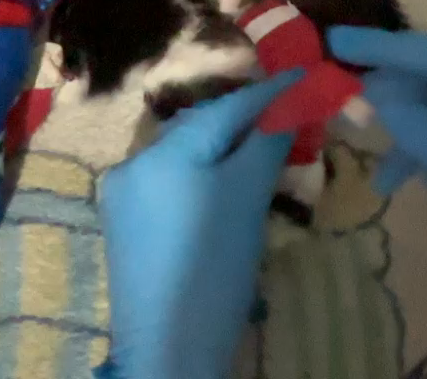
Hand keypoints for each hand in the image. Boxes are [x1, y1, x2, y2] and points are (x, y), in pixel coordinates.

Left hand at [99, 71, 299, 378]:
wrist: (171, 350)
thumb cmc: (216, 266)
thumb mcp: (249, 196)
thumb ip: (268, 140)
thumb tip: (289, 106)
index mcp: (163, 150)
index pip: (227, 107)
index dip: (269, 92)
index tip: (302, 75)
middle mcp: (134, 160)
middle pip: (202, 125)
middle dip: (244, 118)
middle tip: (286, 113)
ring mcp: (124, 192)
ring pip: (186, 150)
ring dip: (223, 143)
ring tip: (261, 143)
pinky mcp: (125, 220)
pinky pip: (171, 176)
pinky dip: (202, 169)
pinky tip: (224, 177)